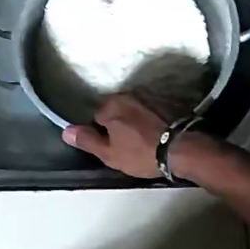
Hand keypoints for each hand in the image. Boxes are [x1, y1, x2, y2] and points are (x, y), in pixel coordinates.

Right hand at [62, 93, 218, 179]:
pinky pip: (150, 111)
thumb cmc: (142, 153)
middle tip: (127, 146)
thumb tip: (66, 130)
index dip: (102, 134)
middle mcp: (128, 94)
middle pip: (115, 111)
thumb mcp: (109, 154)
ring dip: (135, 121)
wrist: (183, 149)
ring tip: (143, 140)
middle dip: (118, 124)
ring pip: (133, 110)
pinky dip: (150, 120)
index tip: (112, 147)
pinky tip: (156, 134)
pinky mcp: (167, 102)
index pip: (96, 117)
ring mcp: (149, 96)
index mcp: (111, 105)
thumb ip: (87, 140)